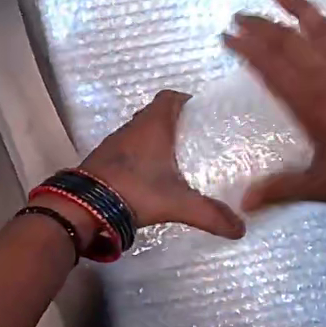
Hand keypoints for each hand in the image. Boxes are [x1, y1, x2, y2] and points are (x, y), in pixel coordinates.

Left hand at [75, 90, 245, 238]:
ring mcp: (114, 143)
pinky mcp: (103, 160)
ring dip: (156, 140)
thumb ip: (210, 214)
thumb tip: (240, 229)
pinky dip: (140, 156)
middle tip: (195, 140)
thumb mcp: (178, 203)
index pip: (169, 97)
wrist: (84, 207)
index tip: (202, 114)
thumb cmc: (136, 191)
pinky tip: (150, 176)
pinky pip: (127, 150)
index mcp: (153, 126)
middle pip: (155, 114)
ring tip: (176, 159)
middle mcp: (132, 128)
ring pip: (140, 132)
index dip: (185, 101)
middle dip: (175, 123)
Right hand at [223, 0, 325, 210]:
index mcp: (311, 103)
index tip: (227, 35)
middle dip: (263, 26)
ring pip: (325, 29)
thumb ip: (282, 189)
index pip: (271, 67)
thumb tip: (244, 203)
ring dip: (301, 9)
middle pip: (291, 42)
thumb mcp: (323, 186)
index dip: (247, 49)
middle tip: (241, 15)